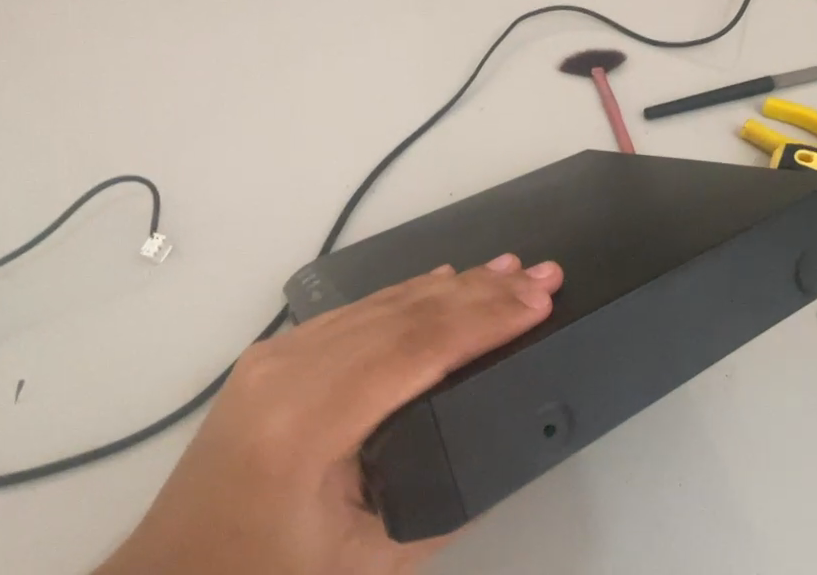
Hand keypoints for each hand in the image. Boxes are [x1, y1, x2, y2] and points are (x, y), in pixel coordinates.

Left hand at [98, 253, 563, 574]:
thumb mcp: (368, 561)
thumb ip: (442, 500)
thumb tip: (502, 439)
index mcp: (308, 424)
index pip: (416, 348)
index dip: (484, 319)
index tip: (540, 301)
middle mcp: (286, 371)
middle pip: (403, 312)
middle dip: (482, 291)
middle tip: (543, 274)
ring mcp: (274, 357)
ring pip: (381, 302)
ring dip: (453, 285)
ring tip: (511, 270)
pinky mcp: (272, 357)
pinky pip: (355, 312)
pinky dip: (410, 294)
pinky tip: (445, 281)